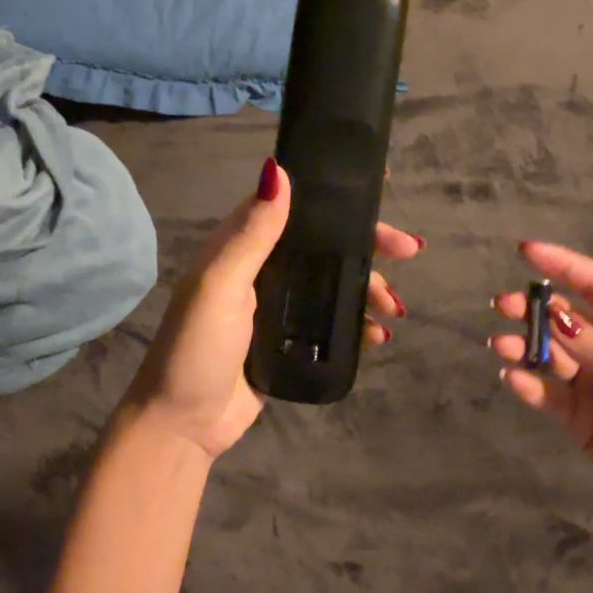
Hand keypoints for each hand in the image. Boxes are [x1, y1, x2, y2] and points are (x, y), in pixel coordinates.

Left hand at [124, 158, 421, 458]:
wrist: (183, 424)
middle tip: (409, 250)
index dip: (335, 196)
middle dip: (367, 245)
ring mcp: (277, 307)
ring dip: (368, 287)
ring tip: (393, 308)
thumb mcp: (221, 284)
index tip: (379, 189)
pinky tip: (376, 336)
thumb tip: (278, 168)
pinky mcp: (290, 342)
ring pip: (334, 283)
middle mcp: (261, 269)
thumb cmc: (196, 347)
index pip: (294, 205)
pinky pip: (332, 322)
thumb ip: (252, 231)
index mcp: (240, 246)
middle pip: (324, 244)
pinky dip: (357, 323)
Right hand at [490, 241, 592, 542]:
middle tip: (501, 304)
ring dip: (524, 345)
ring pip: (551, 355)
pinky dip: (528, 385)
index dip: (563, 265)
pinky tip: (513, 379)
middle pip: (566, 319)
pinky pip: (548, 396)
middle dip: (533, 308)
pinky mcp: (581, 422)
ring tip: (500, 345)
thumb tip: (553, 316)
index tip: (525, 251)